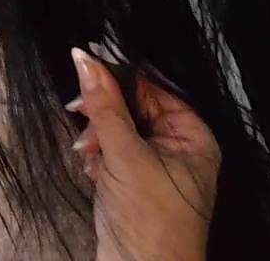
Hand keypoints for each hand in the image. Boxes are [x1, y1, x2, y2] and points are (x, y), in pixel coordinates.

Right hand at [71, 49, 220, 260]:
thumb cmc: (147, 214)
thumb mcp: (124, 154)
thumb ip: (103, 104)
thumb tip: (82, 55)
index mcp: (192, 136)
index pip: (153, 87)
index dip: (119, 75)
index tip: (85, 65)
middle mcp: (179, 146)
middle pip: (134, 105)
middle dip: (104, 111)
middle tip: (77, 113)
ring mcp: (157, 166)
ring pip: (120, 127)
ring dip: (97, 134)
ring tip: (85, 152)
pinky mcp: (135, 182)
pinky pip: (114, 149)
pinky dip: (98, 154)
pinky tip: (89, 166)